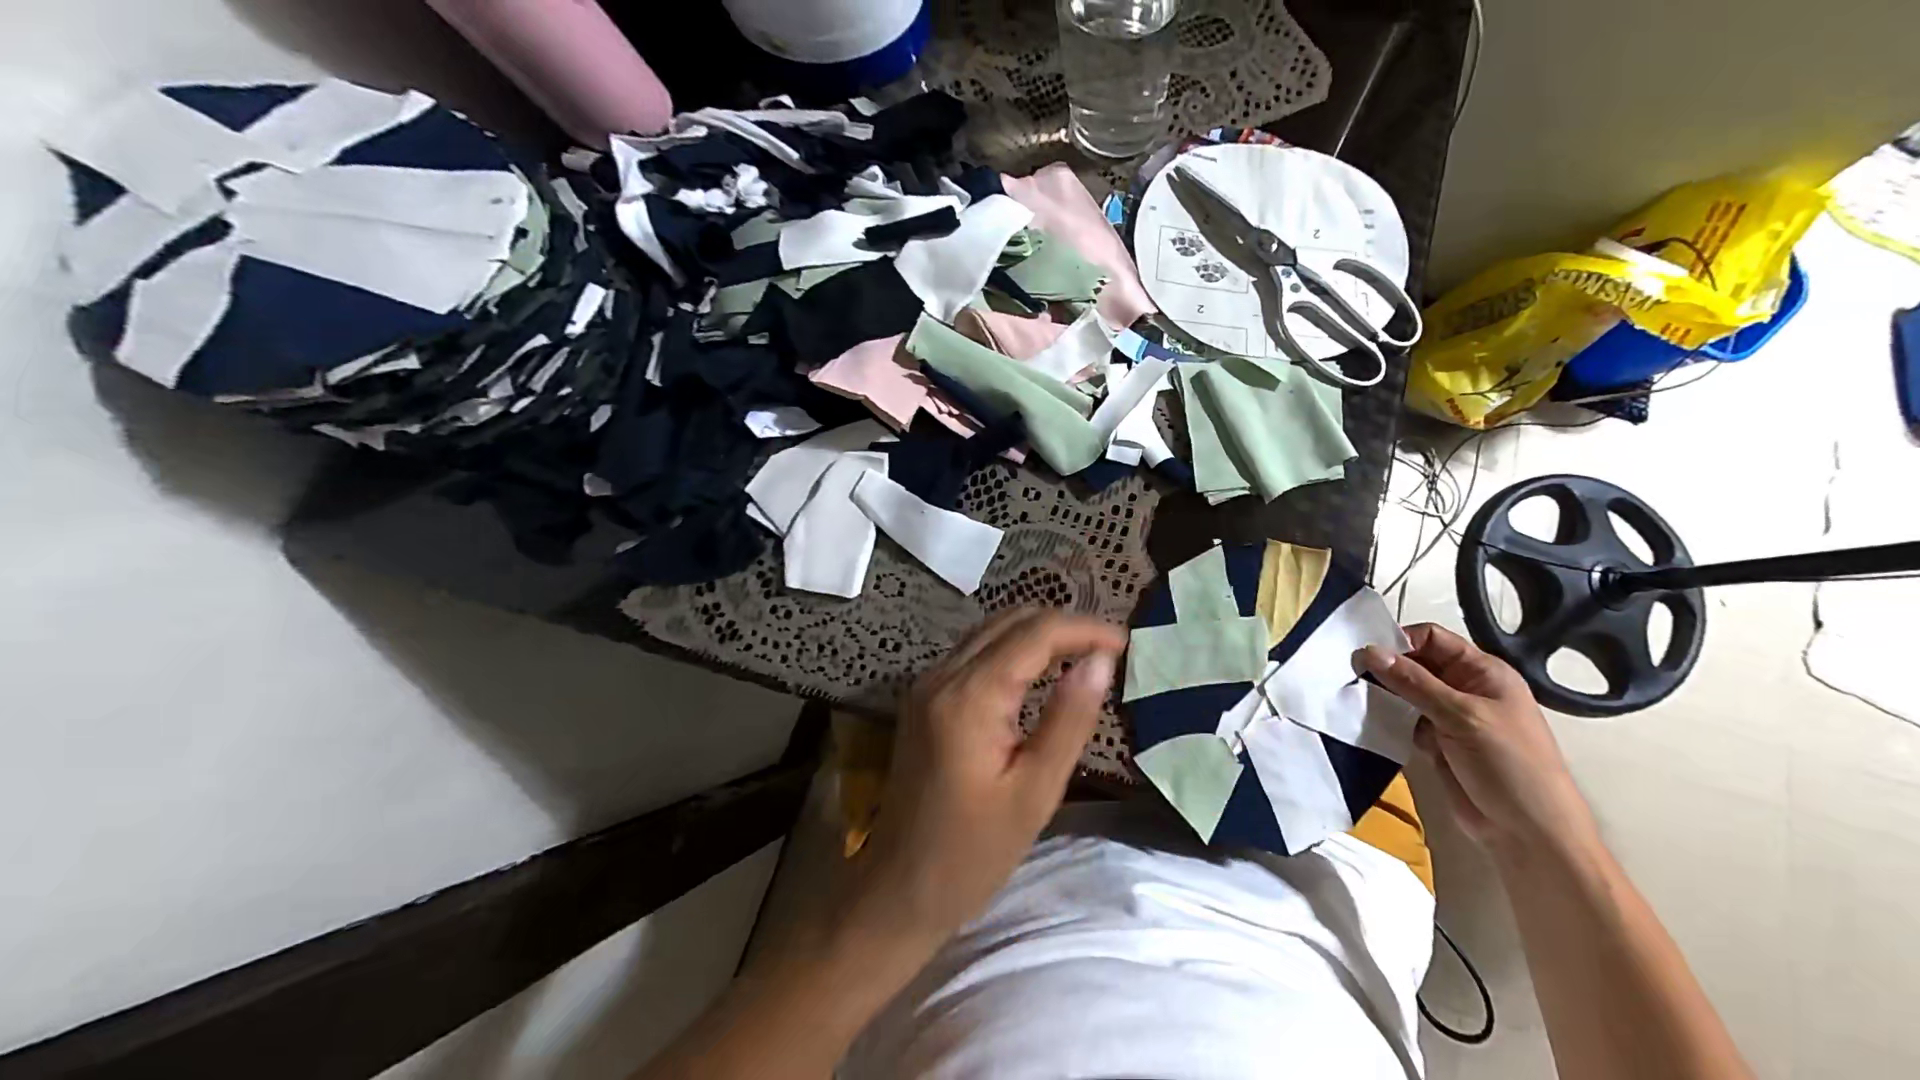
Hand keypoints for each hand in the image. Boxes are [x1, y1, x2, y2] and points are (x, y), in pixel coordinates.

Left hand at [845, 609, 1125, 945]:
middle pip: (1010, 621)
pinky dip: (1013, 650)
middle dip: (1063, 625)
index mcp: (968, 697)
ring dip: (1038, 634)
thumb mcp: (1035, 792)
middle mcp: (941, 676)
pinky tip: (1042, 672)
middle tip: (1110, 650)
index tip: (1127, 643)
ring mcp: (926, 684)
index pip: (1034, 633)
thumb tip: (1101, 660)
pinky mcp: (923, 698)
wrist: (899, 887)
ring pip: (990, 631)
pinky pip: (974, 653)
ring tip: (1086, 656)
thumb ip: (1069, 719)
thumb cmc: (973, 853)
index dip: (1084, 629)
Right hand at [1356, 624, 1596, 860]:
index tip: (1365, 652)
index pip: (1433, 639)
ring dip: (1381, 693)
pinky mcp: (1435, 742)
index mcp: (1483, 672)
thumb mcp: (1462, 717)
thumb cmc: (1510, 766)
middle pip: (1415, 663)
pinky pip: (1402, 720)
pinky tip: (1365, 719)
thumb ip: (1414, 683)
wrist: (1528, 833)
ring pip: (1405, 692)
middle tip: (1348, 671)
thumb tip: (1370, 651)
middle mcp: (1464, 688)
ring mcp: (1449, 717)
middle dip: (1385, 666)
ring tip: (1351, 693)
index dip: (1400, 640)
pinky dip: (1385, 718)